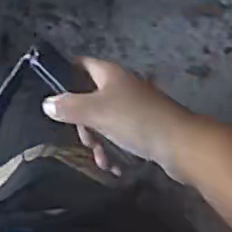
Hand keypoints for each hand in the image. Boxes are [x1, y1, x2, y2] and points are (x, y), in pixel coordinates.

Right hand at [43, 57, 208, 180]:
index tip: (57, 99)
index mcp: (109, 73)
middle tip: (87, 140)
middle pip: (90, 98)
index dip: (66, 76)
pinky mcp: (147, 128)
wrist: (183, 145)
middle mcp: (121, 85)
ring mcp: (136, 106)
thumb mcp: (96, 112)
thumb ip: (69, 107)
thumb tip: (47, 104)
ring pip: (105, 121)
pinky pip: (122, 136)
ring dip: (100, 142)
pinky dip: (115, 150)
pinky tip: (116, 166)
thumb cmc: (136, 120)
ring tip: (103, 160)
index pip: (80, 64)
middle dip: (84, 122)